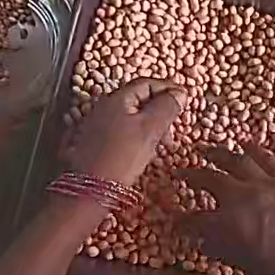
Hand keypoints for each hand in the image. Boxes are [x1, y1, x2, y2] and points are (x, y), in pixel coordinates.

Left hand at [64, 79, 184, 186]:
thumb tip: (179, 93)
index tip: (184, 97)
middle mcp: (104, 107)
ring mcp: (98, 125)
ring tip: (163, 141)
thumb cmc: (121, 157)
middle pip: (138, 99)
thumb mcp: (150, 129)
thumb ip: (166, 107)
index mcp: (117, 98)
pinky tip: (145, 149)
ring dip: (151, 124)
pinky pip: (123, 130)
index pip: (146, 83)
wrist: (90, 190)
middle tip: (175, 123)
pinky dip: (139, 134)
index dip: (168, 88)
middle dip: (161, 108)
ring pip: (131, 116)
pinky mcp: (96, 143)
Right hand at [180, 144, 274, 274]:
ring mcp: (263, 183)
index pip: (196, 219)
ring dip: (216, 153)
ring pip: (234, 161)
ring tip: (204, 149)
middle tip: (179, 172)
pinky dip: (252, 150)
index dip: (182, 220)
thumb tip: (201, 238)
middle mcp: (242, 197)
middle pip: (209, 180)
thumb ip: (220, 248)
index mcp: (230, 222)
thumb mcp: (246, 264)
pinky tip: (244, 144)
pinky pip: (264, 159)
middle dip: (191, 176)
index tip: (173, 219)